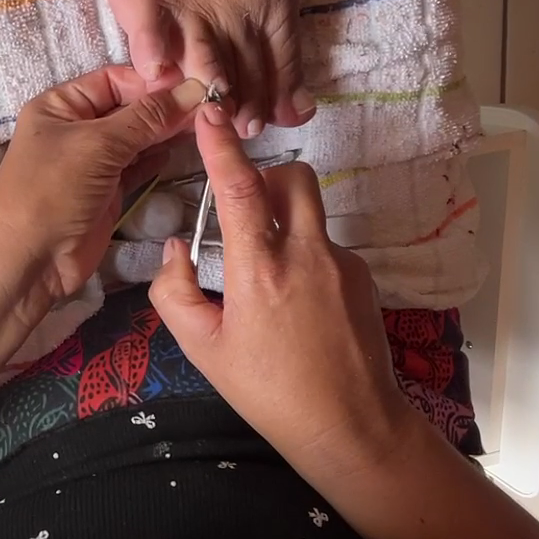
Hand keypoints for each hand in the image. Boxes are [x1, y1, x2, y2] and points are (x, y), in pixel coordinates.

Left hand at [0, 69, 207, 317]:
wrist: (29, 262)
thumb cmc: (51, 193)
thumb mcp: (97, 146)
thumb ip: (146, 118)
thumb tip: (193, 90)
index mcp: (59, 106)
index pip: (114, 80)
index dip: (152, 81)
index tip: (195, 84)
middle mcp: (75, 129)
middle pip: (128, 107)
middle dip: (165, 107)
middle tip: (210, 105)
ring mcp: (92, 162)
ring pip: (137, 138)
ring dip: (167, 132)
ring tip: (207, 124)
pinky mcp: (107, 191)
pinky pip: (138, 166)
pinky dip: (158, 157)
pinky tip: (185, 148)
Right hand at [148, 100, 422, 468]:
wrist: (350, 425)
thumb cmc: (266, 390)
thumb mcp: (202, 349)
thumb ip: (174, 293)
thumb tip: (174, 250)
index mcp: (259, 270)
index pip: (242, 190)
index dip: (222, 147)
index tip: (211, 113)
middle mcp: (306, 255)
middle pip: (294, 177)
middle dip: (265, 175)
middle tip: (242, 209)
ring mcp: (342, 264)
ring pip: (311, 210)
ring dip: (283, 216)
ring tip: (264, 268)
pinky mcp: (364, 278)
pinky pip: (325, 244)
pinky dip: (303, 253)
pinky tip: (295, 301)